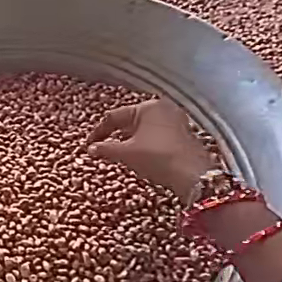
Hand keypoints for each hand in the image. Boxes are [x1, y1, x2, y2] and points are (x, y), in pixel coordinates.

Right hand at [87, 98, 218, 198]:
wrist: (192, 175)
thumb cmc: (157, 158)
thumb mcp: (126, 154)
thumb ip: (106, 149)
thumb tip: (91, 149)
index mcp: (147, 107)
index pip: (115, 116)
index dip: (99, 131)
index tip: (89, 145)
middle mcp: (163, 108)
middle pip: (131, 120)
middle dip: (116, 134)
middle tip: (103, 148)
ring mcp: (176, 121)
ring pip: (145, 129)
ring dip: (130, 140)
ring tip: (119, 154)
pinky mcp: (184, 135)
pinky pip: (157, 136)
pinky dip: (145, 144)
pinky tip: (140, 156)